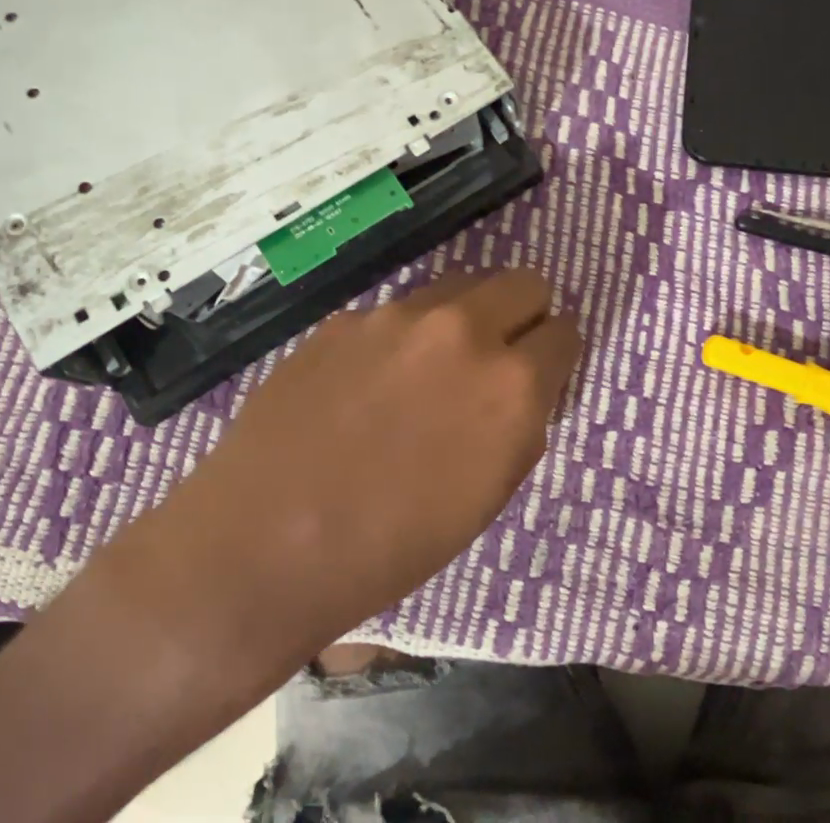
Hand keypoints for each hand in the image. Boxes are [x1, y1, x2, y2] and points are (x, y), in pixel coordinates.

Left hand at [126, 268, 583, 659]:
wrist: (264, 544)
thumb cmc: (392, 546)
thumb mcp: (488, 498)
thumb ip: (521, 428)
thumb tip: (525, 393)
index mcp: (511, 384)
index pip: (565, 334)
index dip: (557, 357)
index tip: (543, 376)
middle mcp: (462, 331)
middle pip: (522, 282)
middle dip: (525, 315)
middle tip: (502, 358)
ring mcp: (396, 317)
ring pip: (459, 287)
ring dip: (465, 318)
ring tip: (433, 372)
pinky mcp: (342, 320)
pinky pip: (397, 313)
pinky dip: (404, 337)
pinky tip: (371, 385)